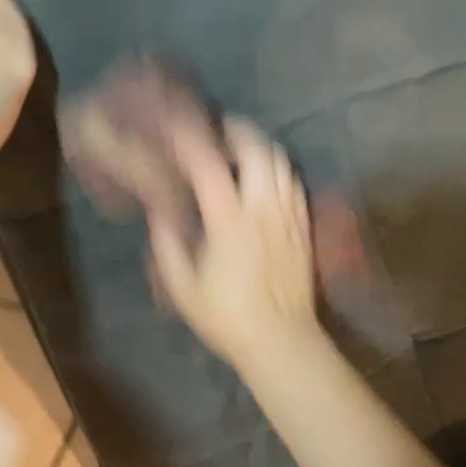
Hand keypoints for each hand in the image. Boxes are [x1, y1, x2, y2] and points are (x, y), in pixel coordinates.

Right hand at [150, 116, 322, 369]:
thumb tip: (161, 212)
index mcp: (229, 221)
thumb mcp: (182, 286)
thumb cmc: (226, 316)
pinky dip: (278, 168)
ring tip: (240, 147)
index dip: (192, 141)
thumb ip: (167, 244)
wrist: (281, 339)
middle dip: (237, 131)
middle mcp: (263, 208)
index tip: (178, 127)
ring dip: (260, 146)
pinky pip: (294, 181)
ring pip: (280, 161)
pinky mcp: (304, 224)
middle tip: (219, 129)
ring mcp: (288, 213)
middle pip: (258, 149)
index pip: (209, 166)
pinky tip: (265, 174)